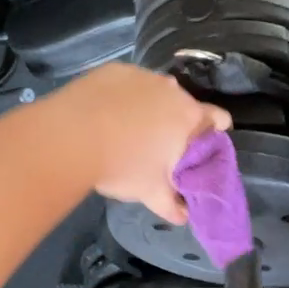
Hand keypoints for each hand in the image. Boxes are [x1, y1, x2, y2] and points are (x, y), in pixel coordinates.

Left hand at [52, 63, 230, 223]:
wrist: (70, 136)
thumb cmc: (121, 165)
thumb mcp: (150, 192)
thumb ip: (172, 206)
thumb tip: (184, 217)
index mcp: (188, 117)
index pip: (218, 118)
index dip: (215, 131)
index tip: (205, 143)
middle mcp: (171, 89)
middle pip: (185, 104)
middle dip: (177, 122)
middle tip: (160, 144)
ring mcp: (142, 75)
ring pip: (155, 91)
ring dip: (150, 106)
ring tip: (129, 128)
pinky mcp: (114, 70)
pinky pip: (128, 83)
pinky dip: (124, 96)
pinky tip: (106, 112)